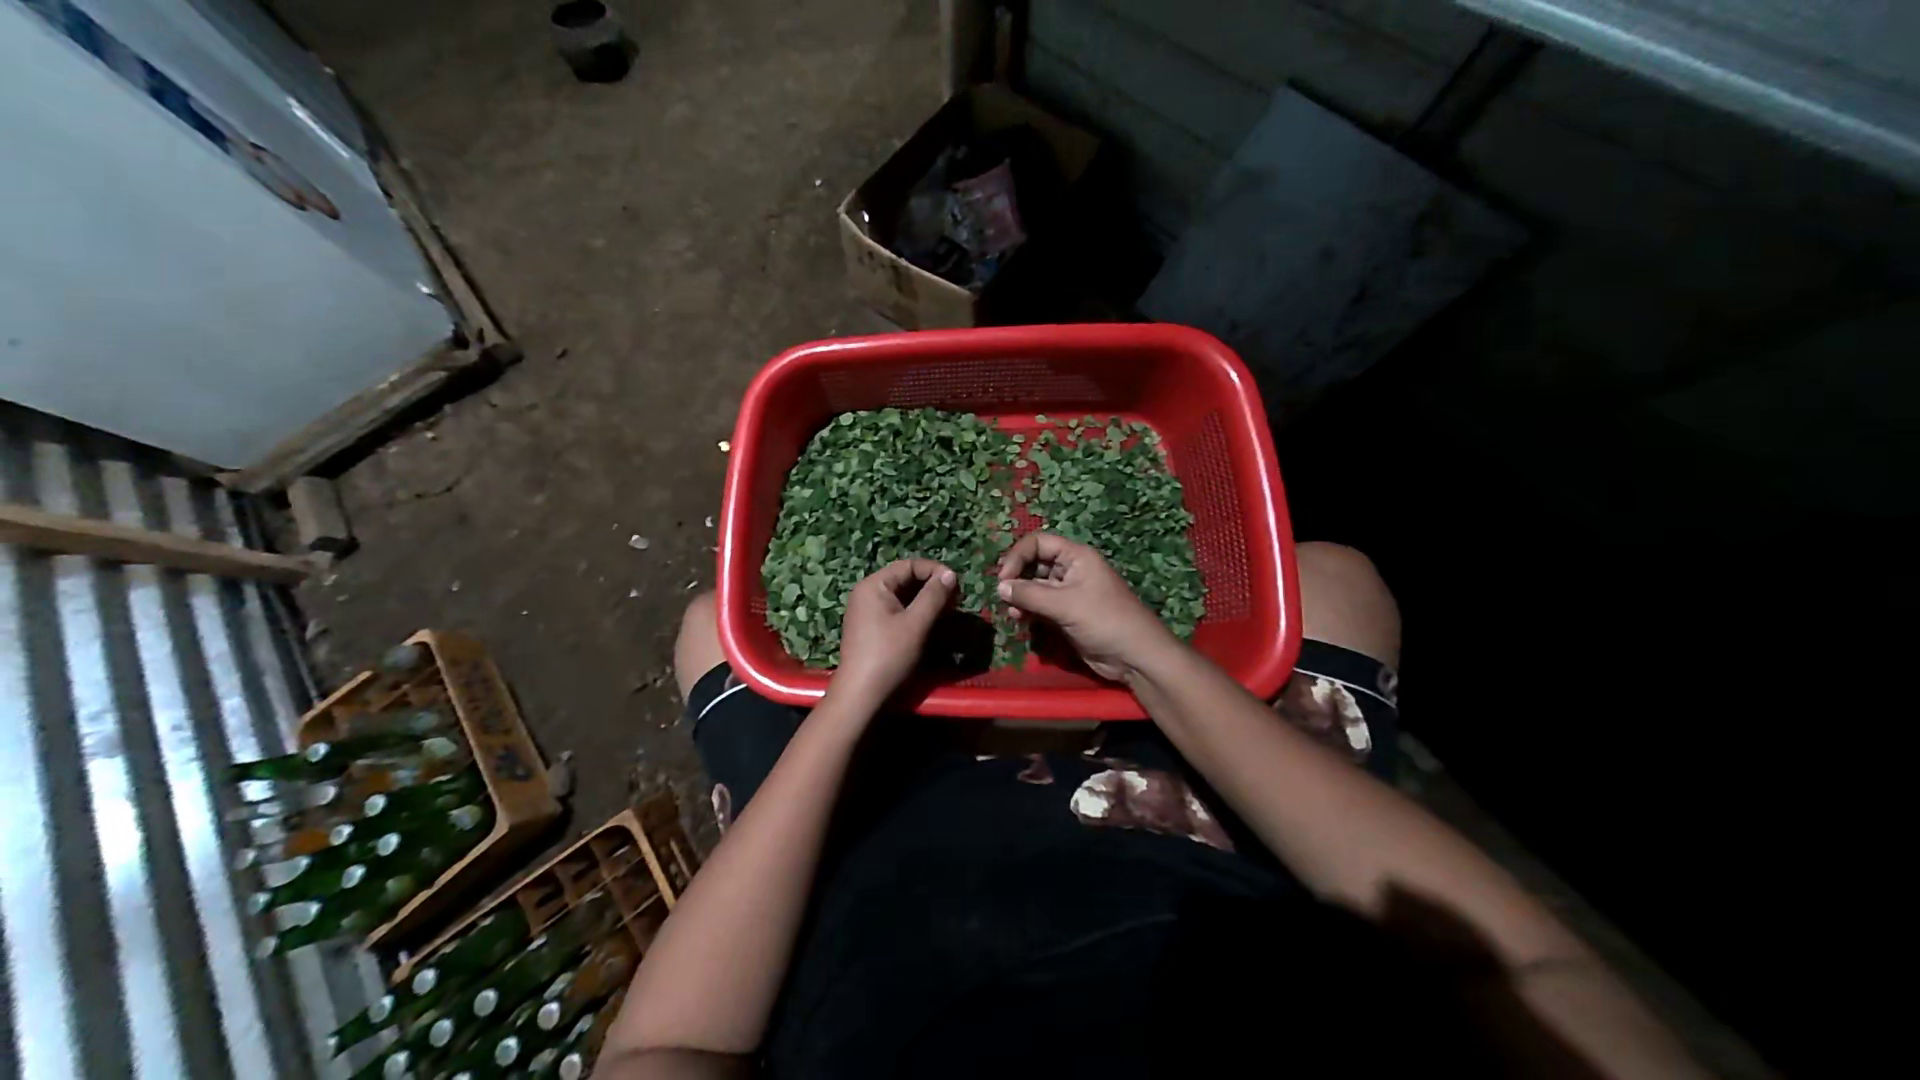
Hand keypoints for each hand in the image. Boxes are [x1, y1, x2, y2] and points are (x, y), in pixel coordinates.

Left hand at [832, 558, 957, 707]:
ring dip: (926, 600)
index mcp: (874, 585)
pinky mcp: (871, 627)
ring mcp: (867, 611)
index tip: (957, 585)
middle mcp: (867, 593)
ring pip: (902, 596)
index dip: (935, 571)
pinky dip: (915, 612)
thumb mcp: (916, 624)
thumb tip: (950, 574)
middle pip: (905, 579)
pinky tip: (930, 623)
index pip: (909, 565)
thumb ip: (934, 596)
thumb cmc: (888, 655)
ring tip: (947, 612)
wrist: (860, 694)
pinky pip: (896, 610)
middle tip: (955, 600)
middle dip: (932, 586)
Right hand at [996, 532, 1176, 681]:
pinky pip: (1041, 606)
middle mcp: (1071, 570)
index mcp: (1076, 557)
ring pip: (1035, 587)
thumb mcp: (1065, 605)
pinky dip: (1029, 611)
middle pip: (1034, 564)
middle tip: (1004, 599)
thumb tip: (999, 587)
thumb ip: (1030, 595)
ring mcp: (1069, 593)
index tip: (1003, 579)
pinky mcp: (1067, 614)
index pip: (1038, 543)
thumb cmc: (1104, 620)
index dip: (1017, 557)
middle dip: (1016, 579)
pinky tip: (1021, 622)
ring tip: (1014, 616)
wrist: (1135, 656)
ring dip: (1020, 598)